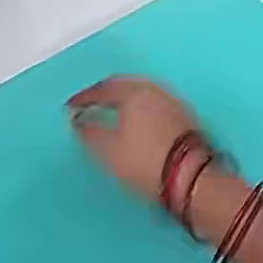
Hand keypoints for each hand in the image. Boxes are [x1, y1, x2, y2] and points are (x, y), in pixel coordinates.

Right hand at [69, 76, 205, 200]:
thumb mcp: (108, 150)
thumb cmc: (145, 162)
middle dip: (106, 93)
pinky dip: (140, 106)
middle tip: (91, 102)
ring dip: (125, 98)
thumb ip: (89, 131)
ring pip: (143, 92)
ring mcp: (173, 102)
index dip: (84, 98)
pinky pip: (155, 102)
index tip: (71, 107)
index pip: (103, 89)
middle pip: (125, 85)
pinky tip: (136, 119)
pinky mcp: (185, 116)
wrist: (191, 177)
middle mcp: (155, 91)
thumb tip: (79, 120)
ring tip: (111, 110)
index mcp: (134, 93)